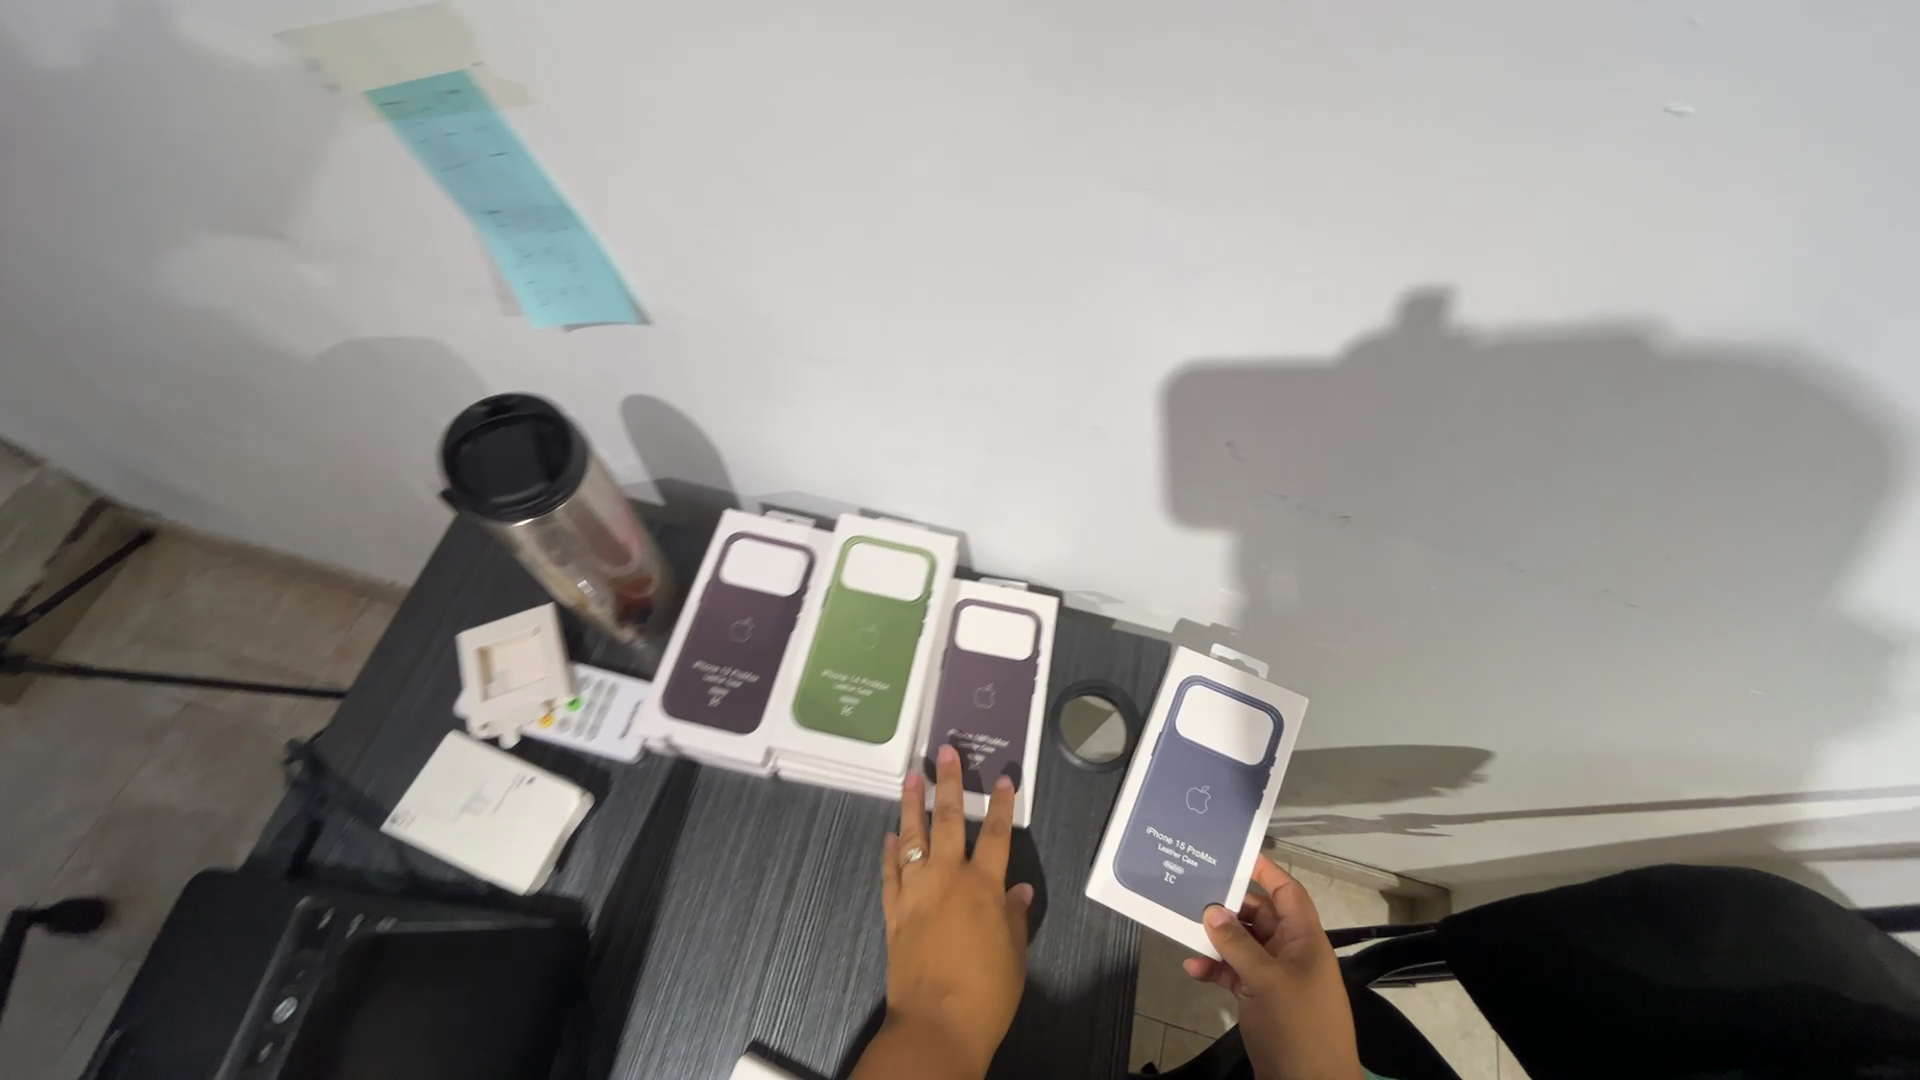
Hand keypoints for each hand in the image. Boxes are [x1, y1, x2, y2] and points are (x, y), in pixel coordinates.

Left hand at [850, 745, 1032, 1079]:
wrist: (935, 1027)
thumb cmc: (986, 994)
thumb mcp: (1014, 956)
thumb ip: (1014, 918)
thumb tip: (1018, 892)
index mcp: (982, 887)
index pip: (995, 834)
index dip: (1001, 804)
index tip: (1003, 778)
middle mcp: (947, 878)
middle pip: (947, 821)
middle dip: (948, 783)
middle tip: (944, 752)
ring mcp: (916, 892)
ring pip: (911, 837)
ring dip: (911, 805)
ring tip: (910, 777)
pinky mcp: (894, 912)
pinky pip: (890, 873)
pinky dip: (889, 852)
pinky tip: (888, 835)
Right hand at [1183, 856, 1362, 1079]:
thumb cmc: (1298, 1027)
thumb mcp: (1265, 980)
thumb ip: (1236, 943)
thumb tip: (1211, 911)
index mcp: (1305, 941)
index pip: (1287, 892)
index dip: (1265, 871)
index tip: (1234, 854)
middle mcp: (1291, 954)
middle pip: (1259, 915)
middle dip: (1227, 907)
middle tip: (1193, 893)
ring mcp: (1276, 978)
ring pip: (1242, 944)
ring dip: (1216, 940)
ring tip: (1186, 931)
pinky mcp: (1261, 1000)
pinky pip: (1235, 972)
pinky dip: (1215, 969)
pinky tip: (1194, 970)